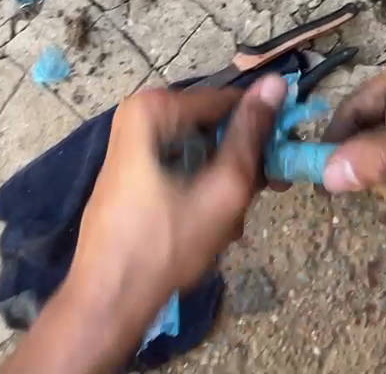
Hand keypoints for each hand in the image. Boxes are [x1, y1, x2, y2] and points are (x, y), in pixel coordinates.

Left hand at [62, 76, 285, 320]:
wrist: (105, 304)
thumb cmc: (164, 246)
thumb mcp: (223, 188)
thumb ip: (252, 133)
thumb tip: (277, 82)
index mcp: (153, 108)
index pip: (228, 102)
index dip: (260, 132)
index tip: (280, 165)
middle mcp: (139, 114)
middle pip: (212, 126)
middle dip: (238, 162)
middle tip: (256, 197)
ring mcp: (132, 141)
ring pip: (200, 148)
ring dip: (221, 181)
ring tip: (231, 221)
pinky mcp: (131, 168)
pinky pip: (180, 163)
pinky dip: (200, 187)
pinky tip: (211, 223)